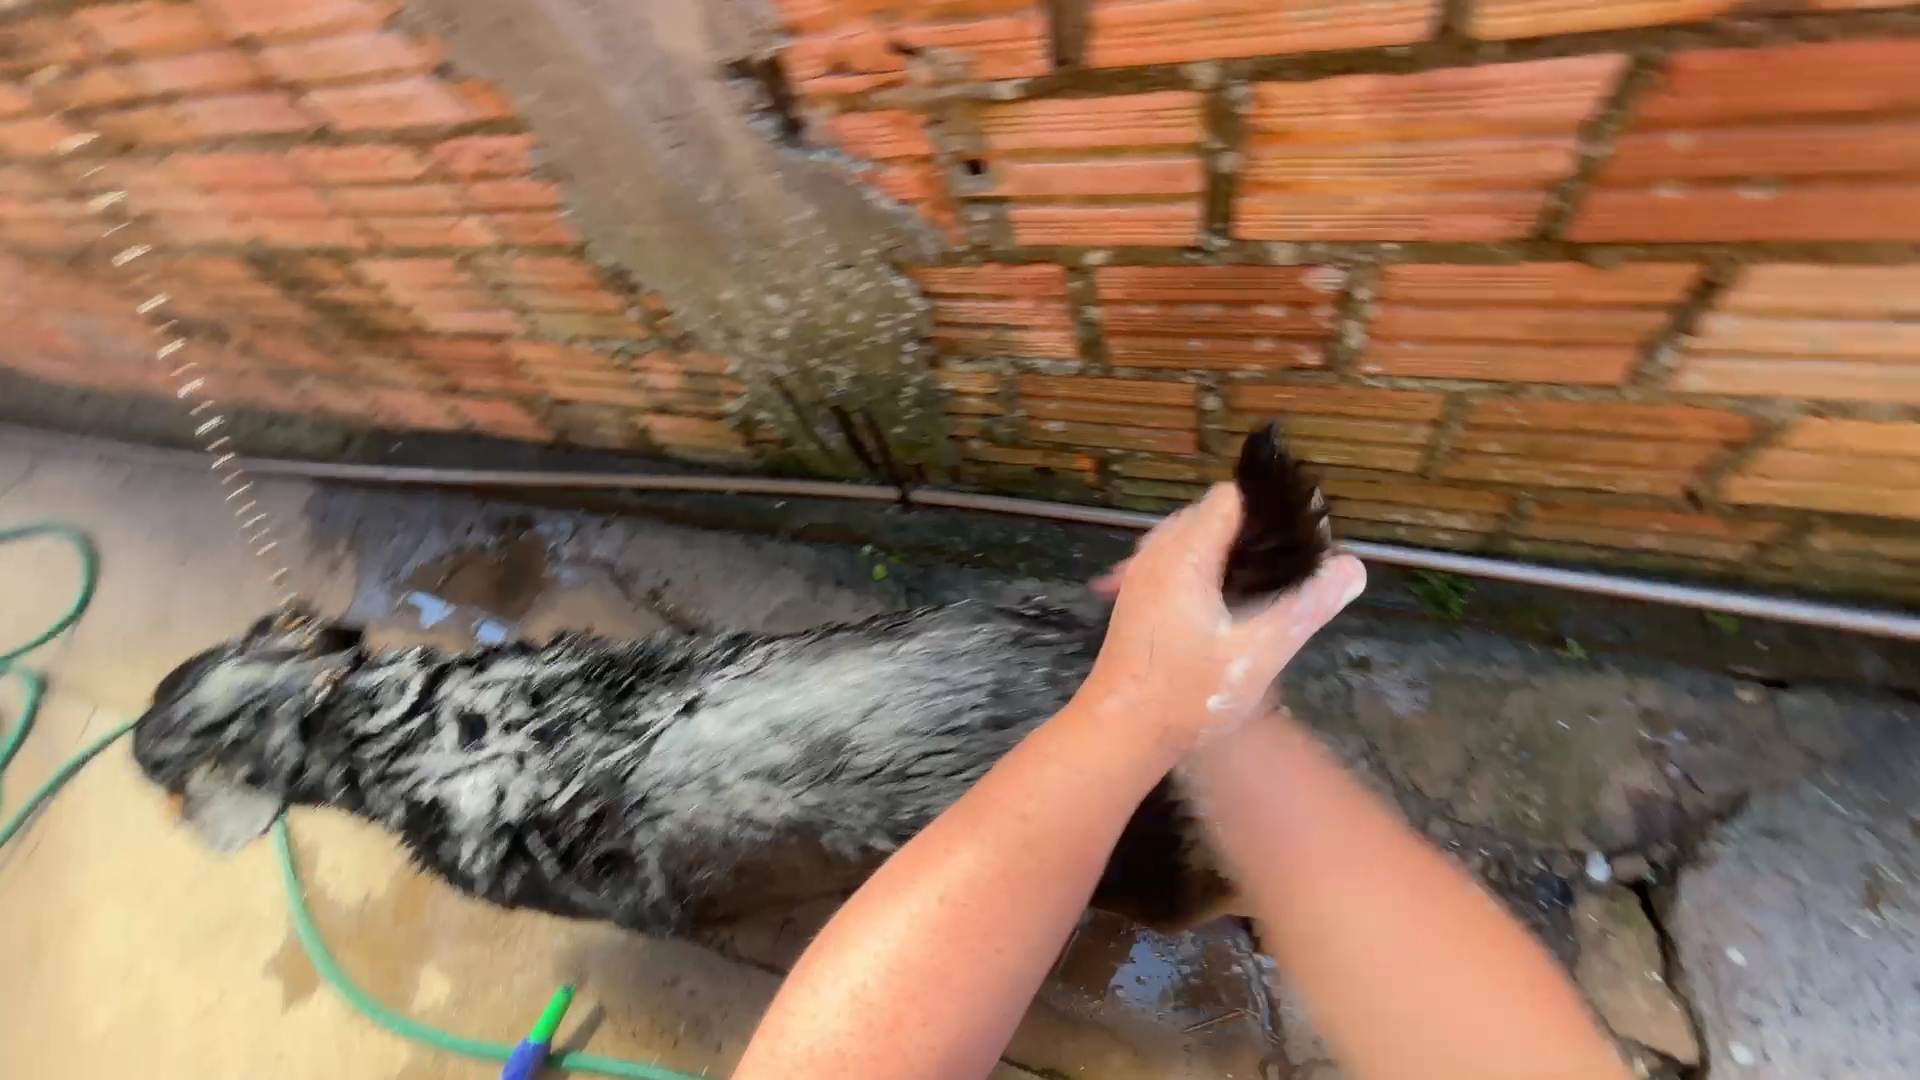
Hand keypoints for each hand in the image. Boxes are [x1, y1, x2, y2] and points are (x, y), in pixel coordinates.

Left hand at [1075, 483, 1365, 752]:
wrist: (1120, 730)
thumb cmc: (1185, 694)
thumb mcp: (1257, 655)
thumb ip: (1305, 607)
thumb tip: (1352, 568)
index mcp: (1183, 555)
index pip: (1229, 498)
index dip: (1269, 509)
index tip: (1305, 537)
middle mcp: (1155, 554)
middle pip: (1209, 514)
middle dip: (1251, 530)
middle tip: (1294, 566)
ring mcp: (1139, 575)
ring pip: (1188, 538)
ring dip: (1224, 550)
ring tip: (1265, 583)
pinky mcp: (1134, 597)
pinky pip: (1172, 561)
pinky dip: (1201, 567)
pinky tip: (1224, 600)